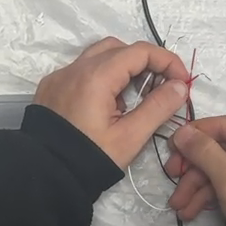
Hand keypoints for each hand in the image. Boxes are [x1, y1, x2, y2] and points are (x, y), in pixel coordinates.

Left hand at [34, 37, 192, 168]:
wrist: (44, 177)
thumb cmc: (89, 160)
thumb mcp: (130, 137)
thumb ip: (158, 108)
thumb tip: (179, 86)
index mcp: (96, 76)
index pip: (140, 52)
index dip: (167, 62)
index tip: (180, 82)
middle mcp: (75, 68)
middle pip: (118, 48)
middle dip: (144, 63)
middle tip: (159, 88)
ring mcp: (59, 77)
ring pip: (97, 56)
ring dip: (121, 69)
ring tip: (132, 100)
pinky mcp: (50, 88)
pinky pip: (80, 71)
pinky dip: (100, 79)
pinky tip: (105, 106)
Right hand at [164, 116, 225, 220]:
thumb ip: (204, 153)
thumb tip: (180, 131)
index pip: (224, 126)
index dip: (193, 136)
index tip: (168, 148)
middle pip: (220, 149)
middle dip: (193, 171)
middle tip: (170, 181)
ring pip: (223, 168)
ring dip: (198, 187)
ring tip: (179, 208)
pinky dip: (212, 194)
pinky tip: (192, 211)